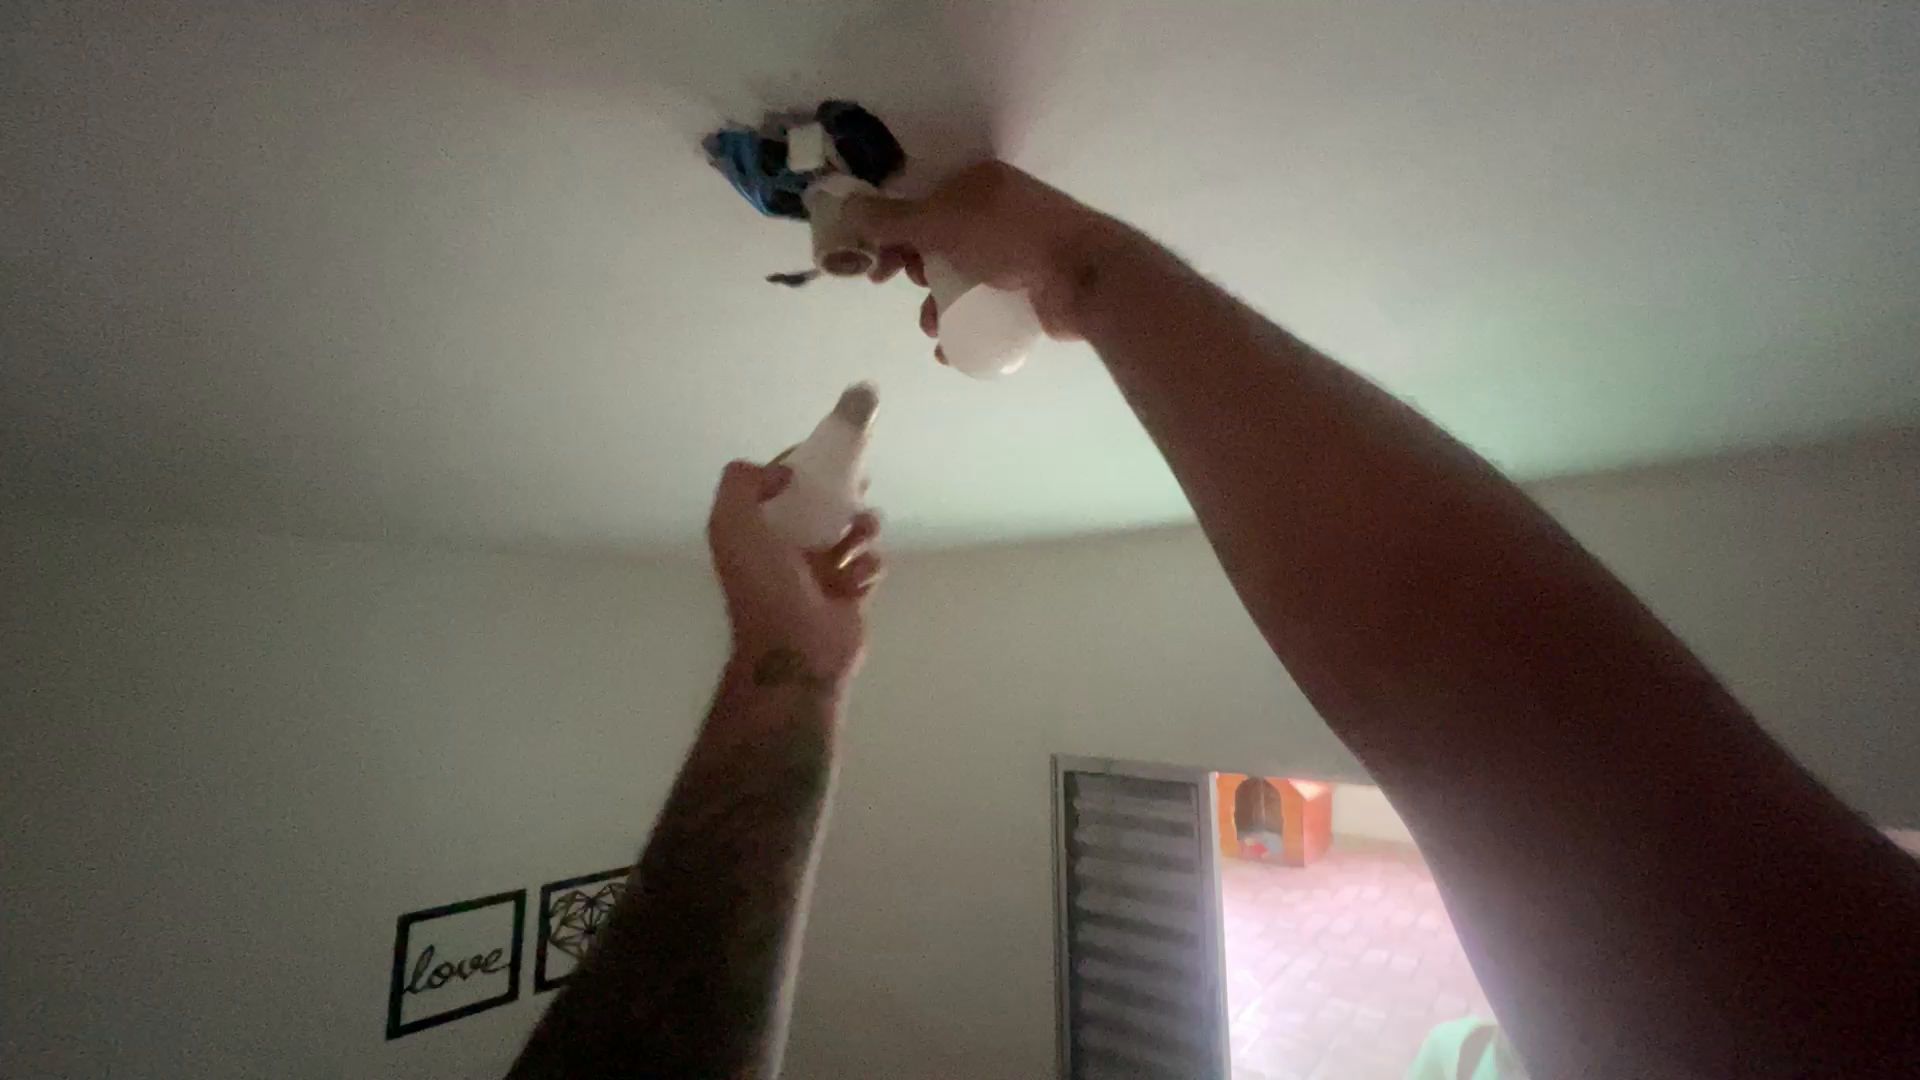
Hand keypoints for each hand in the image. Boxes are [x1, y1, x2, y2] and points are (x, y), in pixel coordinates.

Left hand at [706, 461, 882, 680]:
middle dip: (842, 492)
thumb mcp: (733, 524)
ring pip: (851, 534)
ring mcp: (820, 575)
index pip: (779, 485)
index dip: (801, 464)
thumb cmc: (765, 585)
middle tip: (861, 483)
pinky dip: (869, 566)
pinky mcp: (850, 596)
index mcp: (757, 532)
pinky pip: (869, 567)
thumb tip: (781, 471)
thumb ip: (742, 484)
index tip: (827, 451)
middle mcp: (786, 551)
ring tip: (865, 531)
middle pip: (820, 506)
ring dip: (863, 526)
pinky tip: (859, 576)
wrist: (796, 650)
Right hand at [844, 162, 1125, 361]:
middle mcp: (996, 215)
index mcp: (977, 187)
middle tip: (916, 294)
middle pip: (939, 247)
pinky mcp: (1028, 290)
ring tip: (934, 330)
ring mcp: (1015, 254)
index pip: (922, 208)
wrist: (1083, 276)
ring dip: (939, 309)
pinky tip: (952, 350)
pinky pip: (985, 307)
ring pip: (962, 282)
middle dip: (919, 277)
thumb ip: (893, 221)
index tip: (877, 271)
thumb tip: (844, 208)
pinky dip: (965, 328)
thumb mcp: (943, 224)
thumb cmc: (1010, 239)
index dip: (894, 238)